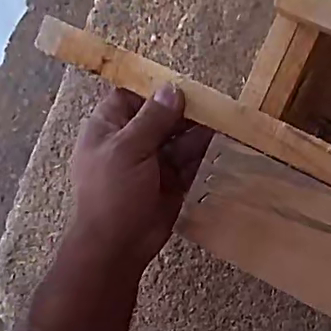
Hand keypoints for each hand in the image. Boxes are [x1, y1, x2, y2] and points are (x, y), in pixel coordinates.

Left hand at [65, 83, 213, 277]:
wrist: (117, 246)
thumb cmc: (112, 192)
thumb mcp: (129, 148)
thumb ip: (153, 118)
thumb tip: (172, 89)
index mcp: (108, 128)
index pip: (130, 97)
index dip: (154, 90)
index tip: (182, 84)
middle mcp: (130, 143)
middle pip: (160, 118)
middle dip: (184, 112)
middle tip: (212, 104)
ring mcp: (151, 163)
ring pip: (178, 140)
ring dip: (198, 133)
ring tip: (222, 122)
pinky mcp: (170, 182)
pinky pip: (188, 163)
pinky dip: (202, 155)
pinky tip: (219, 143)